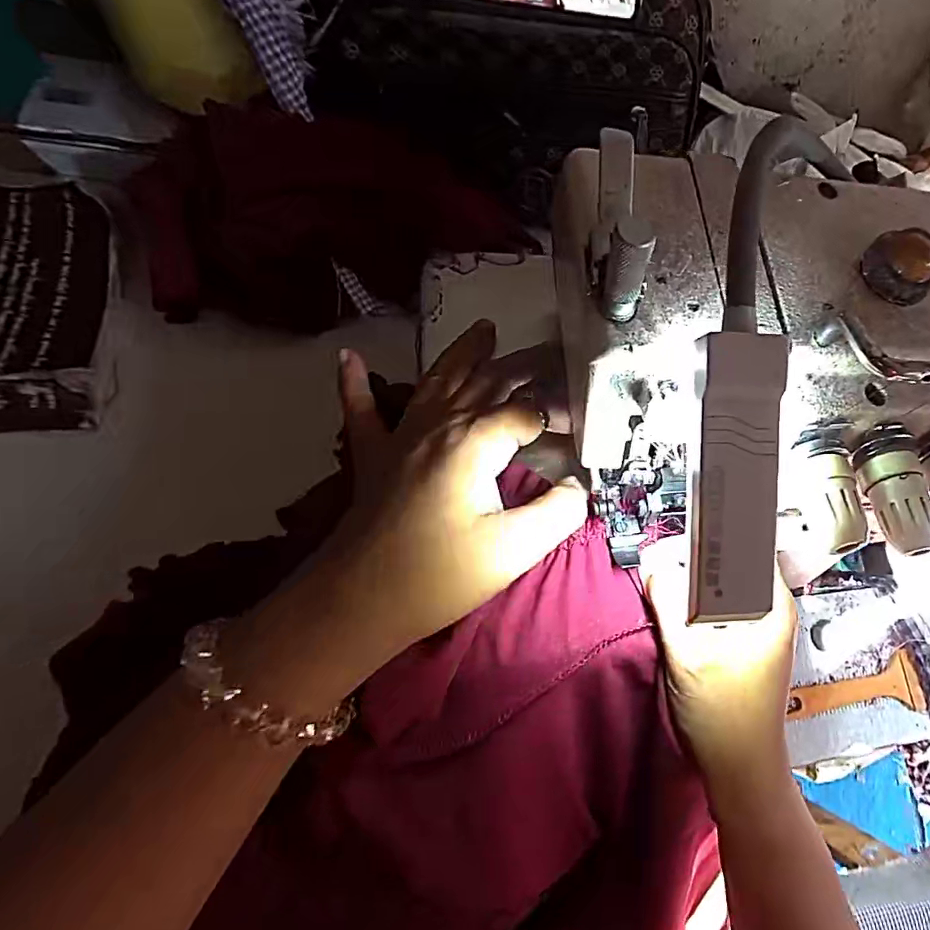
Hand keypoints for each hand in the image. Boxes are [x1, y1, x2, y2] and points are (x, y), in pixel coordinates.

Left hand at [233, 322, 588, 709]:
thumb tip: (579, 487)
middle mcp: (436, 427)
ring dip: (462, 354)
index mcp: (472, 443)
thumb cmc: (441, 575)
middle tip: (549, 353)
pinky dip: (357, 384)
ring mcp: (399, 438)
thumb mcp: (514, 550)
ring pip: (436, 382)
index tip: (577, 427)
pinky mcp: (373, 458)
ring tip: (484, 328)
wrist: (359, 602)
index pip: (524, 412)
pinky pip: (363, 411)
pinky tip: (349, 359)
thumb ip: (558, 512)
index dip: (554, 415)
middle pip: (484, 383)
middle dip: (520, 367)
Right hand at [641, 538, 798, 796]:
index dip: (717, 530)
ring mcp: (762, 626)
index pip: (749, 544)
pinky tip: (682, 612)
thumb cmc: (727, 720)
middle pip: (734, 563)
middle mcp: (774, 611)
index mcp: (774, 606)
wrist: (740, 767)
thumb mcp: (690, 655)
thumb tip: (658, 565)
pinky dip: (699, 603)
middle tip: (670, 553)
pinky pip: (721, 606)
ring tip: (673, 579)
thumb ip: (671, 605)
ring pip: (725, 585)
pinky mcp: (746, 641)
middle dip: (700, 557)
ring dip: (697, 582)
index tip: (691, 519)